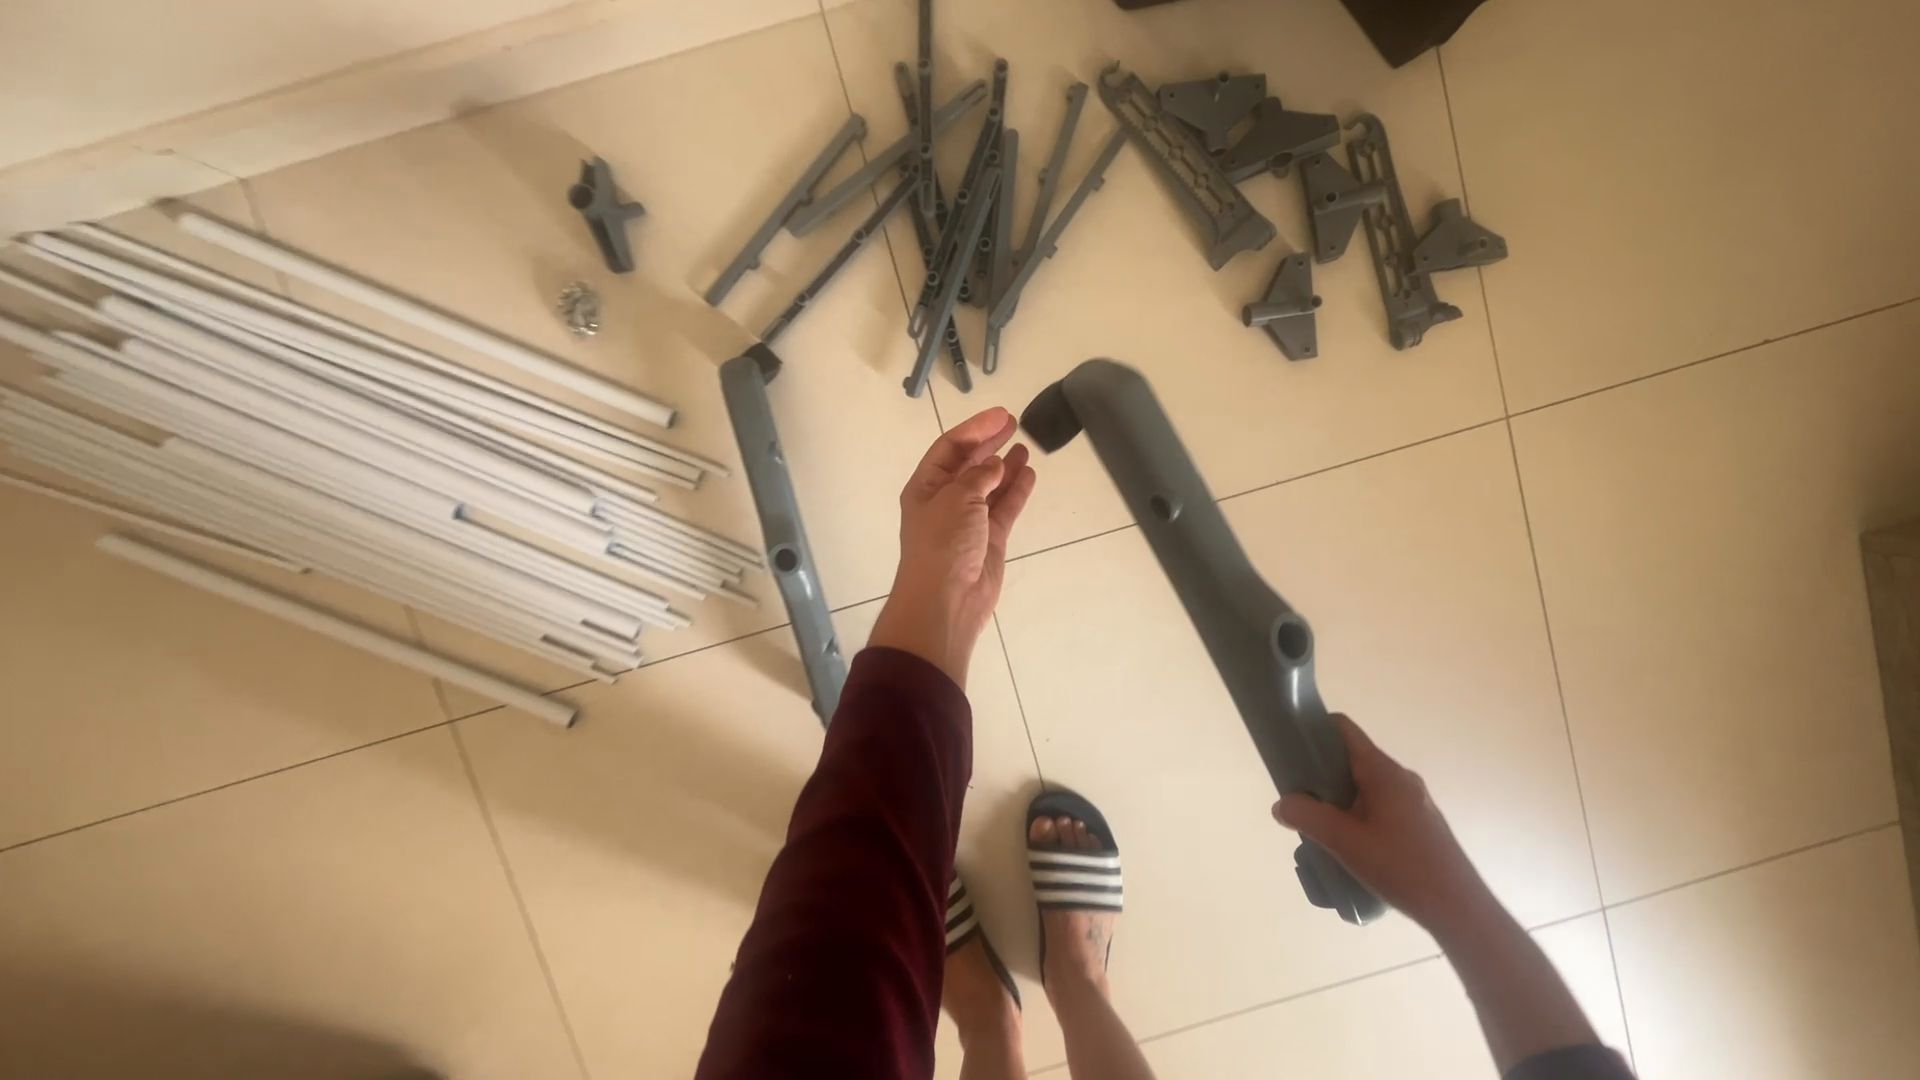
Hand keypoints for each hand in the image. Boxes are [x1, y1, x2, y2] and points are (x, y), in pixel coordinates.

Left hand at [869, 407, 1036, 688]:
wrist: (947, 600)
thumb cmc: (943, 544)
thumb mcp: (957, 498)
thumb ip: (979, 476)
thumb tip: (996, 465)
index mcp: (926, 487)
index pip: (950, 447)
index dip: (975, 428)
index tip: (1002, 415)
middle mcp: (945, 500)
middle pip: (970, 464)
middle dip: (990, 443)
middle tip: (1014, 423)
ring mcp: (969, 521)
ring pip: (990, 486)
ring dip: (1006, 466)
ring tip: (1024, 446)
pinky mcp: (989, 540)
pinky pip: (1005, 508)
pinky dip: (1017, 491)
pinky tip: (1029, 473)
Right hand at [1272, 715, 1491, 932]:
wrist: (1459, 910)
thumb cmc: (1401, 867)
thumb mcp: (1344, 842)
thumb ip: (1307, 817)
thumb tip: (1282, 805)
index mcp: (1383, 772)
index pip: (1344, 729)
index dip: (1314, 729)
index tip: (1290, 748)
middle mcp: (1401, 778)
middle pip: (1351, 758)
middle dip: (1320, 772)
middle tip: (1300, 797)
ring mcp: (1414, 800)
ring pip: (1365, 785)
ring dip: (1338, 797)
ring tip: (1321, 826)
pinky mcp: (1420, 822)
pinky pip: (1379, 804)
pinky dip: (1357, 813)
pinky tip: (1350, 844)